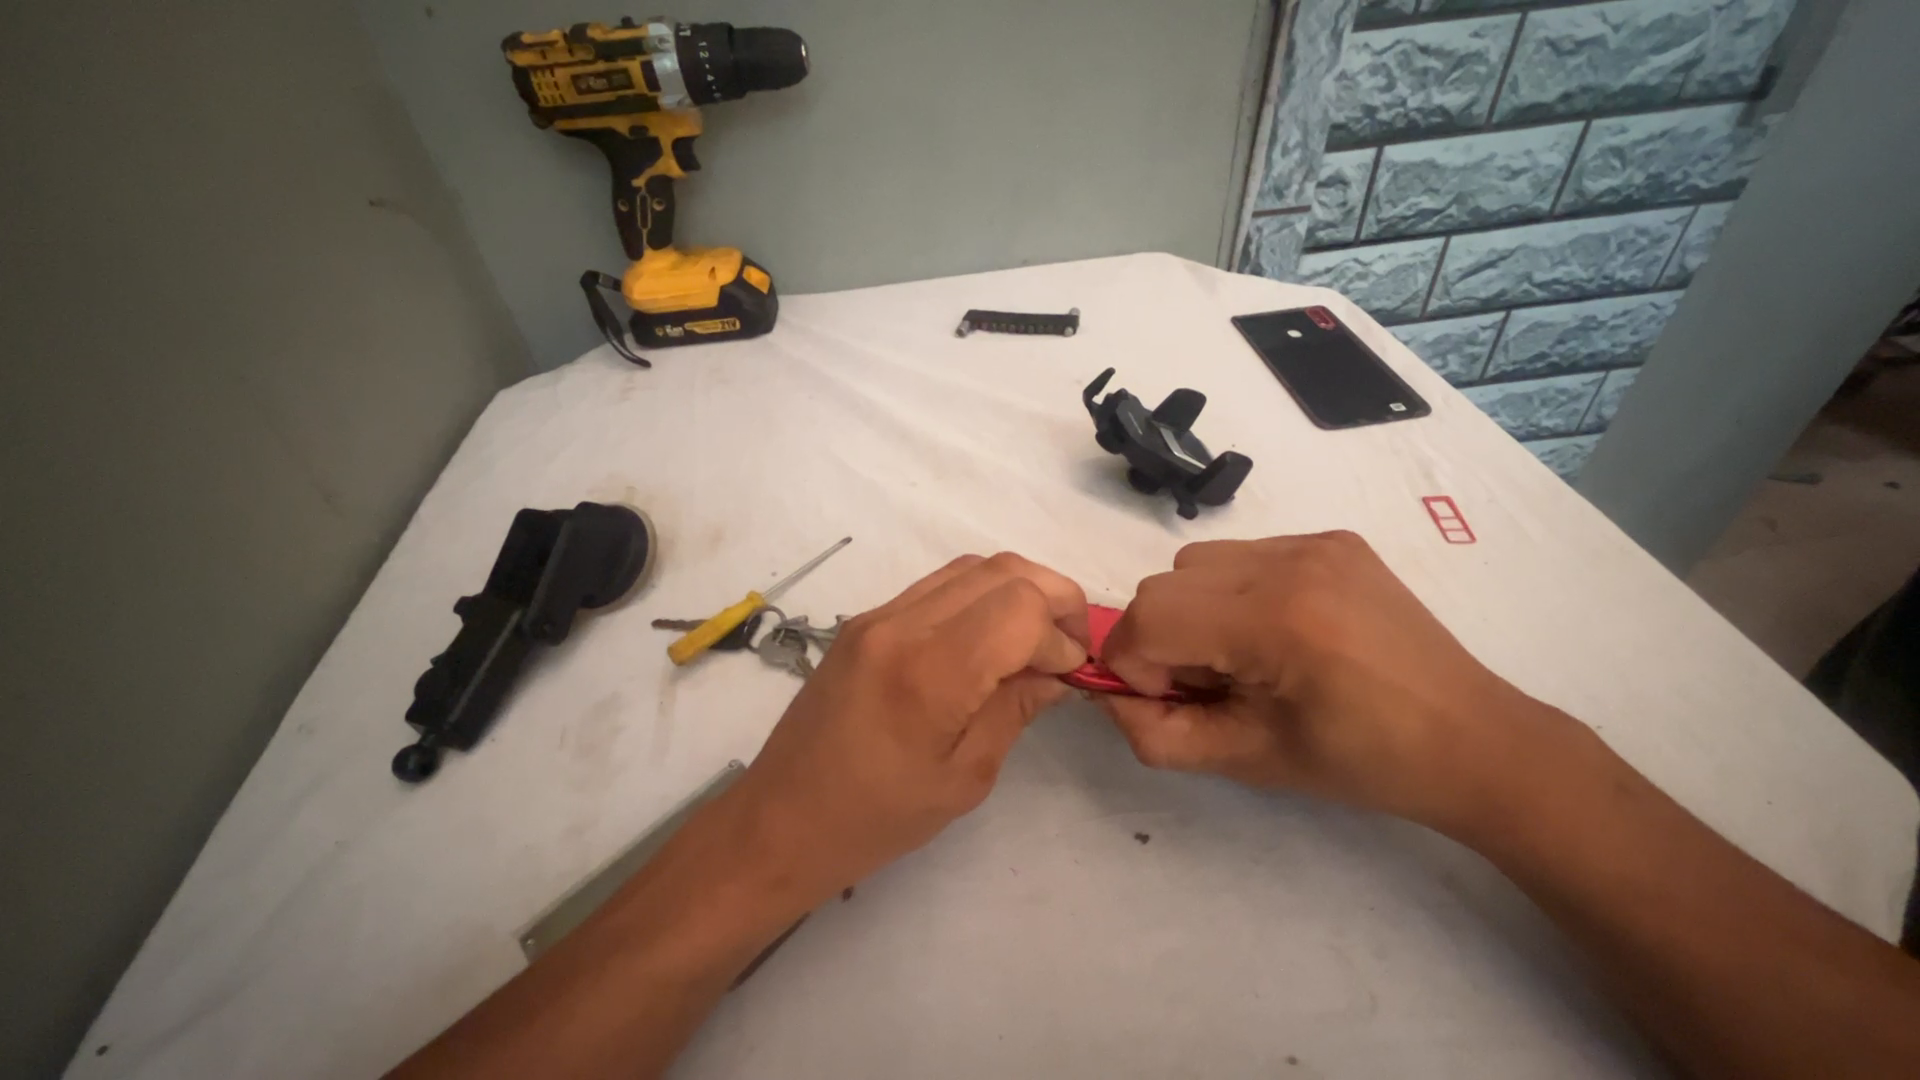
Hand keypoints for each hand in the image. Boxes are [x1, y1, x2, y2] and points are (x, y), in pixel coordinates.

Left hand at [728, 553, 1089, 904]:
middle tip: (1067, 646)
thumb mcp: (965, 777)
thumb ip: (1016, 709)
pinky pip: (937, 586)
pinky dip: (979, 597)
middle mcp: (902, 624)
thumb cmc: (878, 817)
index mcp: (930, 671)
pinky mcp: (863, 621)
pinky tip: (988, 640)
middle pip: (1002, 570)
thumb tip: (1060, 670)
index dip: (1062, 633)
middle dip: (1053, 597)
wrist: (782, 818)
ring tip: (1034, 640)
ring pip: (970, 568)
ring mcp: (877, 616)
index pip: (1021, 607)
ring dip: (1017, 591)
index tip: (1072, 672)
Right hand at [1097, 532, 1567, 833]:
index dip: (1136, 665)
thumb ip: (1155, 734)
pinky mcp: (1331, 538)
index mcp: (1276, 621)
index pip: (1148, 615)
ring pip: (1196, 563)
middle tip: (1211, 685)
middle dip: (1162, 638)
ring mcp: (1314, 542)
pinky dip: (1232, 593)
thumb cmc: (1359, 764)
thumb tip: (1107, 693)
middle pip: (1164, 584)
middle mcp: (1290, 562)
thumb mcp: (1245, 762)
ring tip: (1245, 656)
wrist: (1469, 738)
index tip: (1171, 701)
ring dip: (1194, 611)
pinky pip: (1242, 554)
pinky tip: (1278, 632)